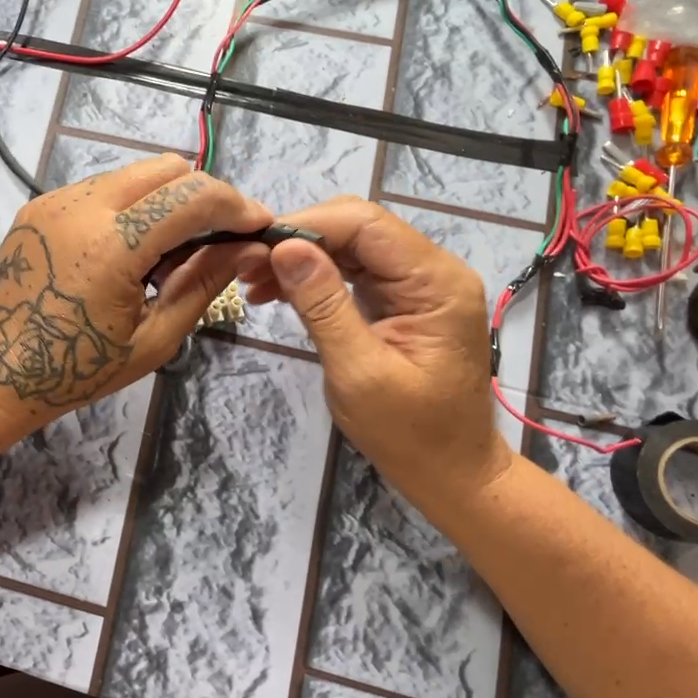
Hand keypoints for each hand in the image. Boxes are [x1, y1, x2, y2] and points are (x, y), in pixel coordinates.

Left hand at [0, 155, 272, 424]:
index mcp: (111, 246)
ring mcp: (53, 202)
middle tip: (214, 238)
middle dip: (201, 194)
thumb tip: (249, 247)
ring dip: (162, 199)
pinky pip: (98, 189)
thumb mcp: (154, 338)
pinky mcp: (37, 206)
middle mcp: (81, 208)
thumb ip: (203, 284)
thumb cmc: (78, 368)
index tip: (257, 224)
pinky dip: (126, 207)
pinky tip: (125, 252)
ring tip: (165, 252)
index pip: (191, 195)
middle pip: (164, 168)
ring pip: (130, 173)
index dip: (235, 205)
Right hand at [243, 196, 513, 497]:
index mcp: (435, 283)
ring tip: (252, 282)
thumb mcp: (358, 371)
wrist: (452, 473)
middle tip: (245, 266)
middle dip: (298, 238)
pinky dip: (313, 277)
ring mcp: (418, 286)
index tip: (252, 247)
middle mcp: (433, 272)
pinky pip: (353, 271)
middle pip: (357, 227)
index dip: (305, 225)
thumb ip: (323, 305)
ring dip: (300, 257)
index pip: (365, 224)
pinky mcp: (401, 301)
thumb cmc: (409, 432)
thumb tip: (284, 248)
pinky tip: (277, 293)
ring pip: (350, 245)